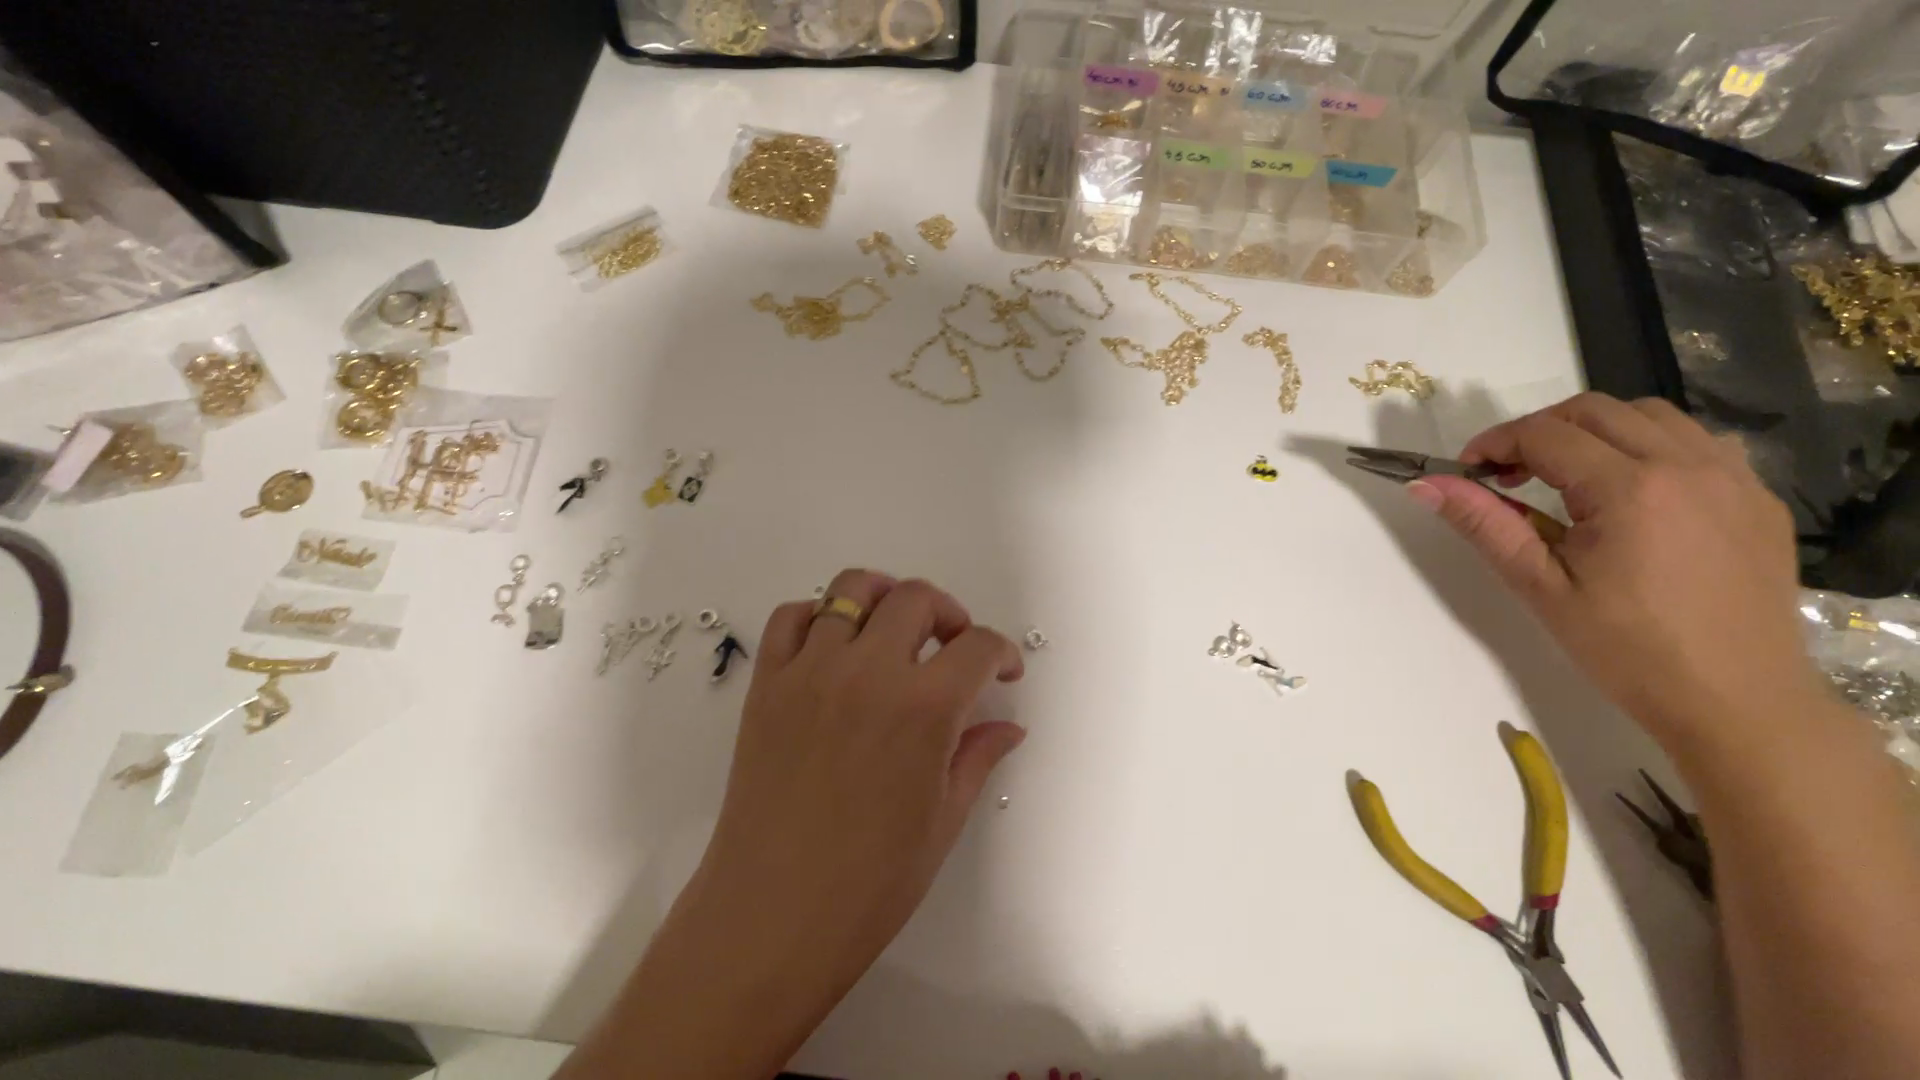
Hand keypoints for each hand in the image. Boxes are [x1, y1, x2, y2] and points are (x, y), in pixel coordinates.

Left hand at [555, 570, 1026, 1079]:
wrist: (772, 914)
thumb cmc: (871, 883)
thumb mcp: (942, 821)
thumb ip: (976, 758)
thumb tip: (1008, 727)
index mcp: (924, 709)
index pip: (977, 646)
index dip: (999, 652)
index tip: (1002, 671)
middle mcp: (868, 672)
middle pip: (917, 599)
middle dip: (949, 614)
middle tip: (953, 647)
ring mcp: (811, 672)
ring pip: (851, 589)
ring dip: (885, 599)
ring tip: (895, 631)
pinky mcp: (767, 684)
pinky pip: (791, 618)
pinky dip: (818, 615)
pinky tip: (835, 647)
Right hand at [1407, 393, 1820, 749]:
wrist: (1737, 701)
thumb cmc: (1627, 651)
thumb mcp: (1541, 588)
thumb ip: (1484, 525)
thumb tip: (1426, 485)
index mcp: (1629, 489)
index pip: (1545, 434)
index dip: (1495, 443)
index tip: (1467, 471)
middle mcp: (1687, 465)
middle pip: (1596, 410)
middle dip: (1540, 430)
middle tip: (1508, 474)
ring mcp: (1733, 477)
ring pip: (1651, 416)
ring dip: (1596, 430)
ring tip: (1567, 478)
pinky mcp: (1757, 498)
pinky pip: (1698, 442)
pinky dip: (1650, 447)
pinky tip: (1631, 492)